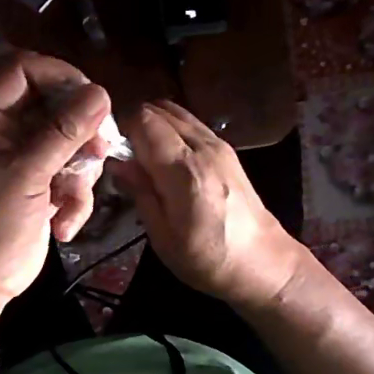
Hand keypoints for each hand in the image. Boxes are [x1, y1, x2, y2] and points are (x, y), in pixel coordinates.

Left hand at [0, 53, 112, 362]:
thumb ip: (63, 131)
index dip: (58, 76)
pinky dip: (73, 199)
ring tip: (71, 201)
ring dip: (79, 173)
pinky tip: (64, 227)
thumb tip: (100, 92)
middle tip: (98, 151)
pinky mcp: (37, 187)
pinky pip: (68, 175)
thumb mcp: (26, 176)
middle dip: (79, 132)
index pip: (21, 69)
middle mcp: (1, 132)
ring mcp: (20, 161)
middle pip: (53, 105)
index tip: (92, 97)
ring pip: (68, 142)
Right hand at [113, 101, 307, 310]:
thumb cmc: (206, 259)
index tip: (111, 151)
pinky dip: (171, 130)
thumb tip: (118, 163)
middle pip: (159, 110)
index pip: (144, 121)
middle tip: (124, 154)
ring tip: (142, 156)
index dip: (122, 128)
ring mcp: (219, 145)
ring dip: (154, 125)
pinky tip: (164, 158)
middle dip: (135, 124)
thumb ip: (140, 193)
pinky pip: (190, 124)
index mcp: (184, 171)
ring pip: (176, 112)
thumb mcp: (162, 236)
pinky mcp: (227, 149)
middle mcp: (203, 148)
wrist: (261, 263)